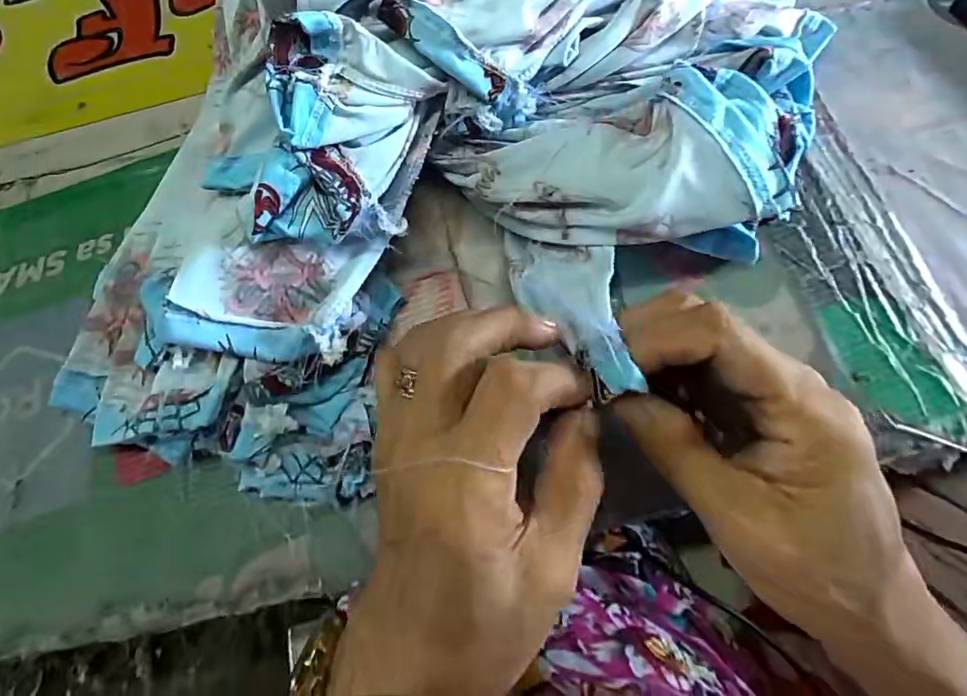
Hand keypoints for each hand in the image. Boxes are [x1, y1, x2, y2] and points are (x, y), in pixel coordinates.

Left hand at [329, 308, 601, 695]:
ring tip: (512, 332)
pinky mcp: (382, 435)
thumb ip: (572, 482)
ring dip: (468, 324)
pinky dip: (428, 342)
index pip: (509, 386)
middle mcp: (419, 439)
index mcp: (466, 477)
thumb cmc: (487, 619)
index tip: (584, 388)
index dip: (555, 375)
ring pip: (419, 343)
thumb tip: (582, 413)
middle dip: (507, 324)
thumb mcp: (552, 568)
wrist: (409, 643)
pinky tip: (462, 349)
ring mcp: (392, 431)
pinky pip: (394, 367)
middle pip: (454, 343)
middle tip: (551, 332)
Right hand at [610, 290, 914, 645]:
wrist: (871, 609)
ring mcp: (778, 385)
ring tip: (612, 378)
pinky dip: (664, 367)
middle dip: (645, 333)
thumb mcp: (731, 514)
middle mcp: (791, 377)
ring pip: (700, 333)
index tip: (607, 365)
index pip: (717, 331)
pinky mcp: (761, 398)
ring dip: (650, 347)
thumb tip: (613, 392)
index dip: (654, 336)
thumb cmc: (809, 569)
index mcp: (800, 402)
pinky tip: (641, 392)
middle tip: (599, 366)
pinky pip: (704, 362)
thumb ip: (671, 445)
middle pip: (706, 318)